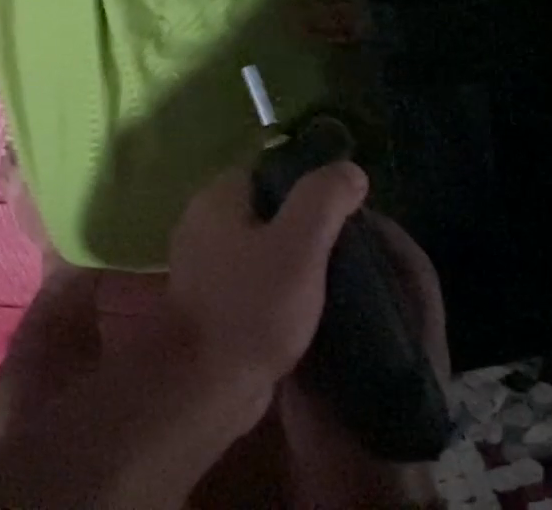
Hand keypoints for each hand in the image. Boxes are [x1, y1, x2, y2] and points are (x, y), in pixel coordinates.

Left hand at [159, 160, 368, 393]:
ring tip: (335, 273)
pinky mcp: (210, 300)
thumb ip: (323, 200)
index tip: (345, 205)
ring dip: (293, 257)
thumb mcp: (299, 246)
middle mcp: (202, 222)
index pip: (268, 170)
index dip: (308, 182)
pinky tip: (308, 303)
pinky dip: (278, 285)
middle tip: (347, 243)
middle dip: (304, 222)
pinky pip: (252, 277)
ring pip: (259, 245)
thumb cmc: (252, 307)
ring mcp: (202, 263)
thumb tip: (349, 169)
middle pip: (265, 207)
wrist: (205, 383)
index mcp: (217, 198)